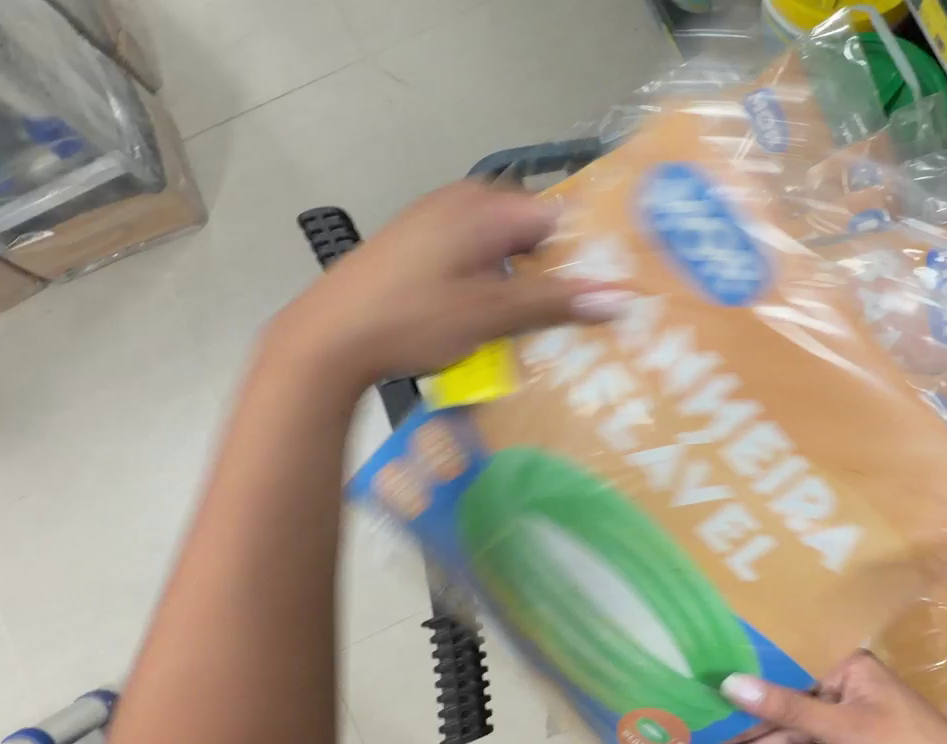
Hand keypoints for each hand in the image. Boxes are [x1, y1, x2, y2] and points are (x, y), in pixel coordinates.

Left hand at [262, 181, 627, 391]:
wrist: (328, 338)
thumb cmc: (411, 319)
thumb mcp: (489, 313)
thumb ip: (554, 301)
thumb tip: (618, 297)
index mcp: (484, 206)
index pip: (561, 216)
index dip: (590, 252)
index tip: (614, 290)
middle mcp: (463, 202)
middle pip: (534, 231)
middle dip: (561, 271)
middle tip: (588, 316)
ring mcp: (438, 223)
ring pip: (507, 248)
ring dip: (530, 283)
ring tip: (553, 326)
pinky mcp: (422, 247)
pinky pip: (480, 258)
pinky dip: (499, 285)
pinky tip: (503, 320)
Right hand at [706, 652, 946, 743]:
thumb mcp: (839, 730)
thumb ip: (783, 709)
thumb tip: (729, 682)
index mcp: (845, 667)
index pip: (785, 672)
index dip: (745, 687)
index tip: (706, 696)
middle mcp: (843, 687)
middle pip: (786, 710)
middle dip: (747, 733)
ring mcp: (848, 719)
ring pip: (796, 737)